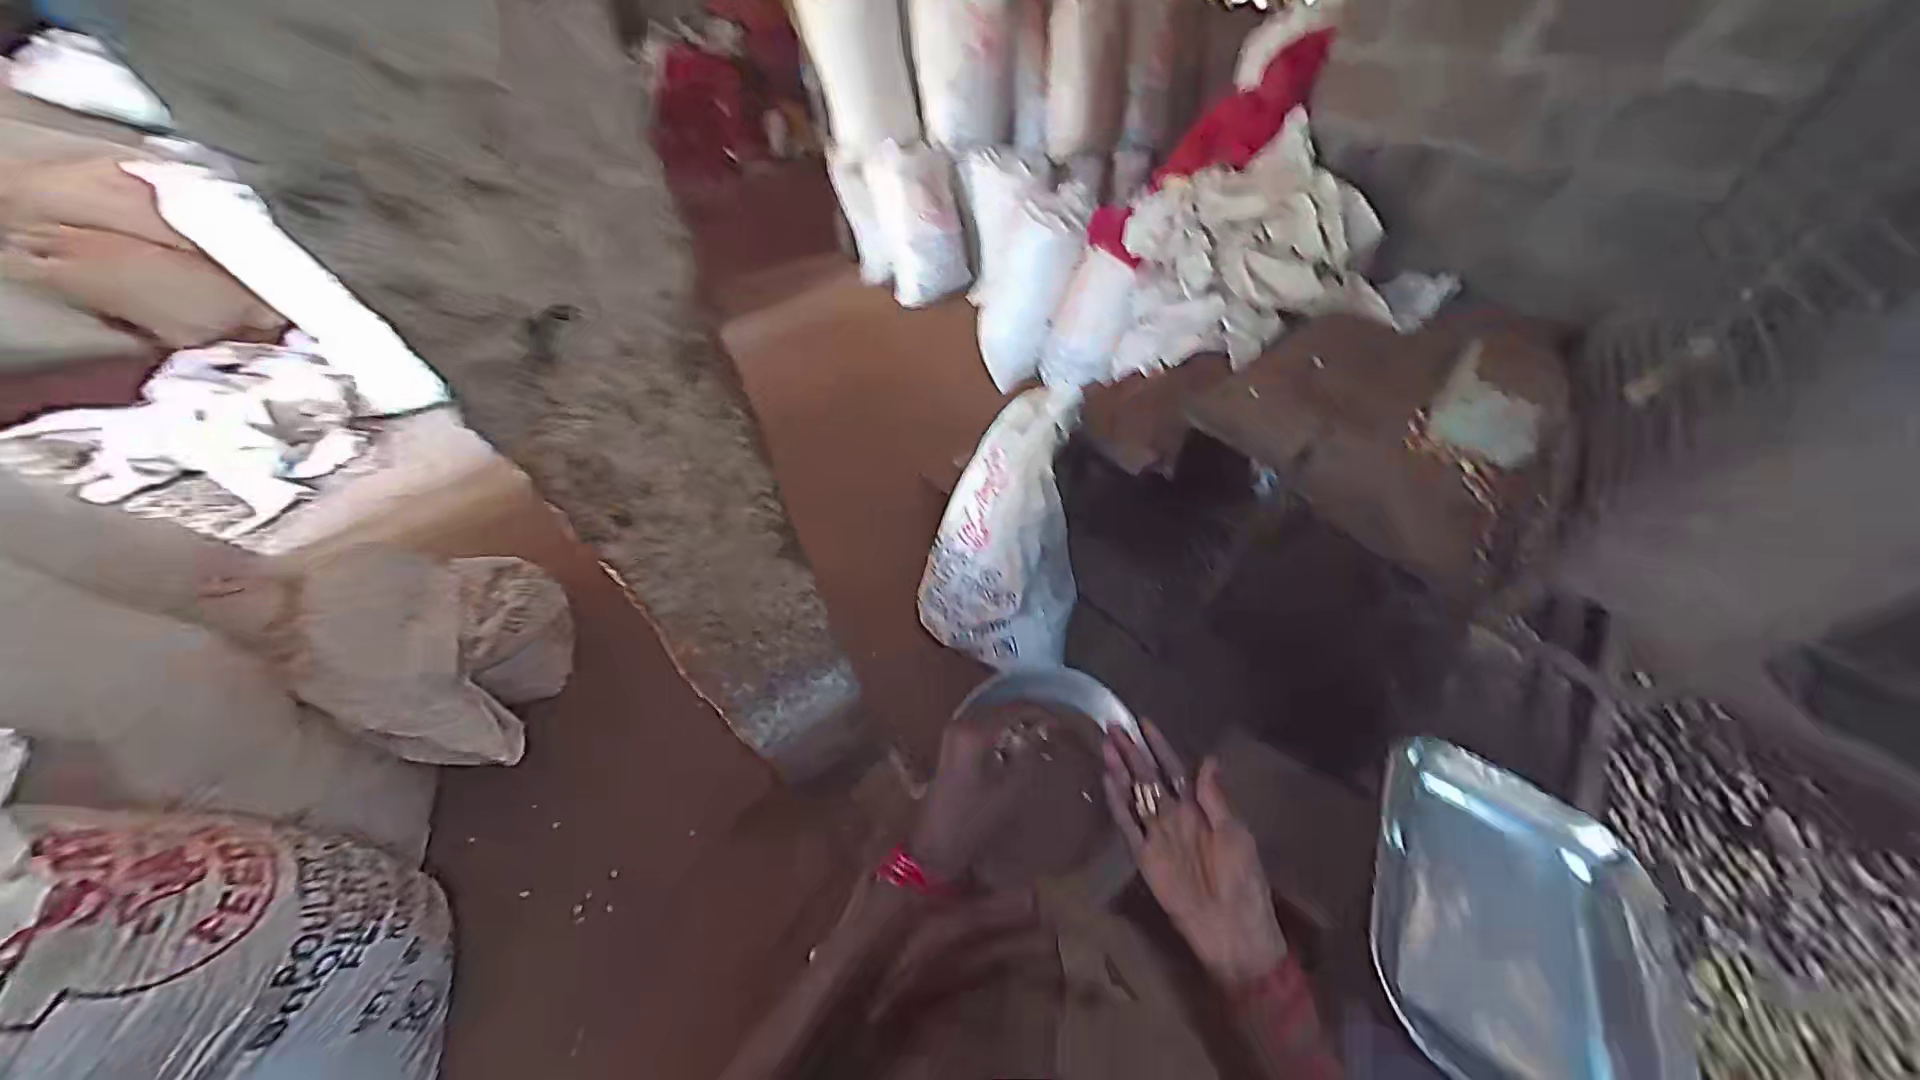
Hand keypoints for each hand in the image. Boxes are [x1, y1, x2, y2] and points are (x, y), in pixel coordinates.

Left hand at [909, 705, 1049, 884]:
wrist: (936, 841)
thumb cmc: (974, 818)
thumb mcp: (1009, 789)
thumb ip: (1028, 756)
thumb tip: (1041, 733)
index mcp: (974, 733)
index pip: (1013, 710)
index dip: (1040, 712)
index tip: (1059, 722)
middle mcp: (961, 724)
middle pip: (1001, 708)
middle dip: (1028, 714)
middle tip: (1052, 726)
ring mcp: (953, 732)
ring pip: (991, 715)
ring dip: (1014, 720)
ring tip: (1039, 731)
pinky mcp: (951, 742)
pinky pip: (981, 725)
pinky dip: (1000, 728)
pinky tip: (1016, 741)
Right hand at [1103, 723, 1288, 985]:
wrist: (1234, 931)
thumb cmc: (1243, 881)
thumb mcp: (1236, 835)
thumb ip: (1215, 798)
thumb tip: (1208, 759)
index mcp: (1198, 809)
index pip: (1174, 769)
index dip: (1159, 746)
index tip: (1144, 723)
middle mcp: (1173, 816)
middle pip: (1148, 777)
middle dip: (1132, 752)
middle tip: (1113, 727)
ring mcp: (1156, 834)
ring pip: (1133, 795)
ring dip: (1120, 771)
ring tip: (1106, 746)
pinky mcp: (1144, 856)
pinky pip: (1127, 825)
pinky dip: (1116, 803)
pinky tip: (1106, 782)